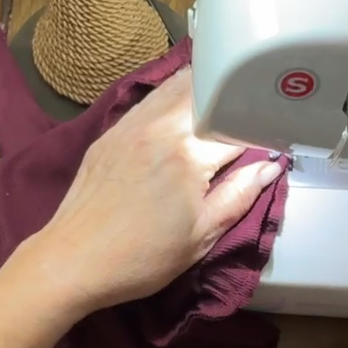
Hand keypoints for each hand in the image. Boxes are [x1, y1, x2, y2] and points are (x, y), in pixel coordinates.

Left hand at [25, 67, 282, 316]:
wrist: (72, 261)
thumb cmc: (141, 258)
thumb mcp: (201, 237)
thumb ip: (239, 196)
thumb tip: (270, 165)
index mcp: (188, 155)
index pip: (239, 126)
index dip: (263, 131)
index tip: (275, 140)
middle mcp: (160, 127)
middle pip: (210, 91)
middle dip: (236, 99)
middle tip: (253, 115)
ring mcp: (131, 124)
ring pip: (178, 85)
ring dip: (206, 90)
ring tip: (225, 104)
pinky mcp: (111, 131)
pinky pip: (151, 99)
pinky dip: (175, 97)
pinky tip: (185, 111)